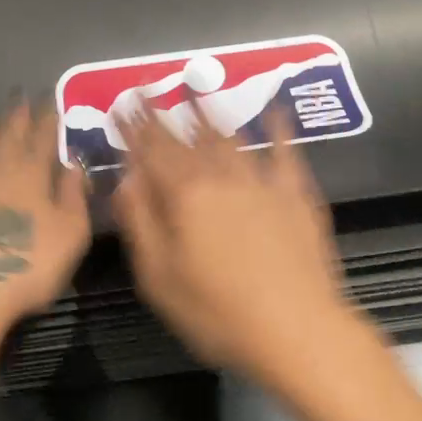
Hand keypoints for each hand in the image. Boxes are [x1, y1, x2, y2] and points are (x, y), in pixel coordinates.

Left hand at [0, 99, 90, 361]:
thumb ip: (73, 194)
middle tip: (17, 92)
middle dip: (14, 113)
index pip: (42, 136)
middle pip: (6, 135)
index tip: (50, 95)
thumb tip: (72, 160)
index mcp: (30, 174)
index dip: (47, 115)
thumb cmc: (27, 266)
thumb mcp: (71, 233)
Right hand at [112, 105, 360, 381]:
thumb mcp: (159, 277)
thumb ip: (139, 221)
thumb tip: (125, 179)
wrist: (298, 330)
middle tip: (150, 90)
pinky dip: (278, 128)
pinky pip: (285, 151)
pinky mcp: (296, 195)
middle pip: (187, 140)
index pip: (152, 152)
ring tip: (196, 92)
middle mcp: (220, 178)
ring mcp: (263, 183)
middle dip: (164, 115)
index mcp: (184, 197)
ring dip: (210, 114)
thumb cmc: (217, 312)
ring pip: (230, 139)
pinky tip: (276, 110)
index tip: (123, 102)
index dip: (135, 127)